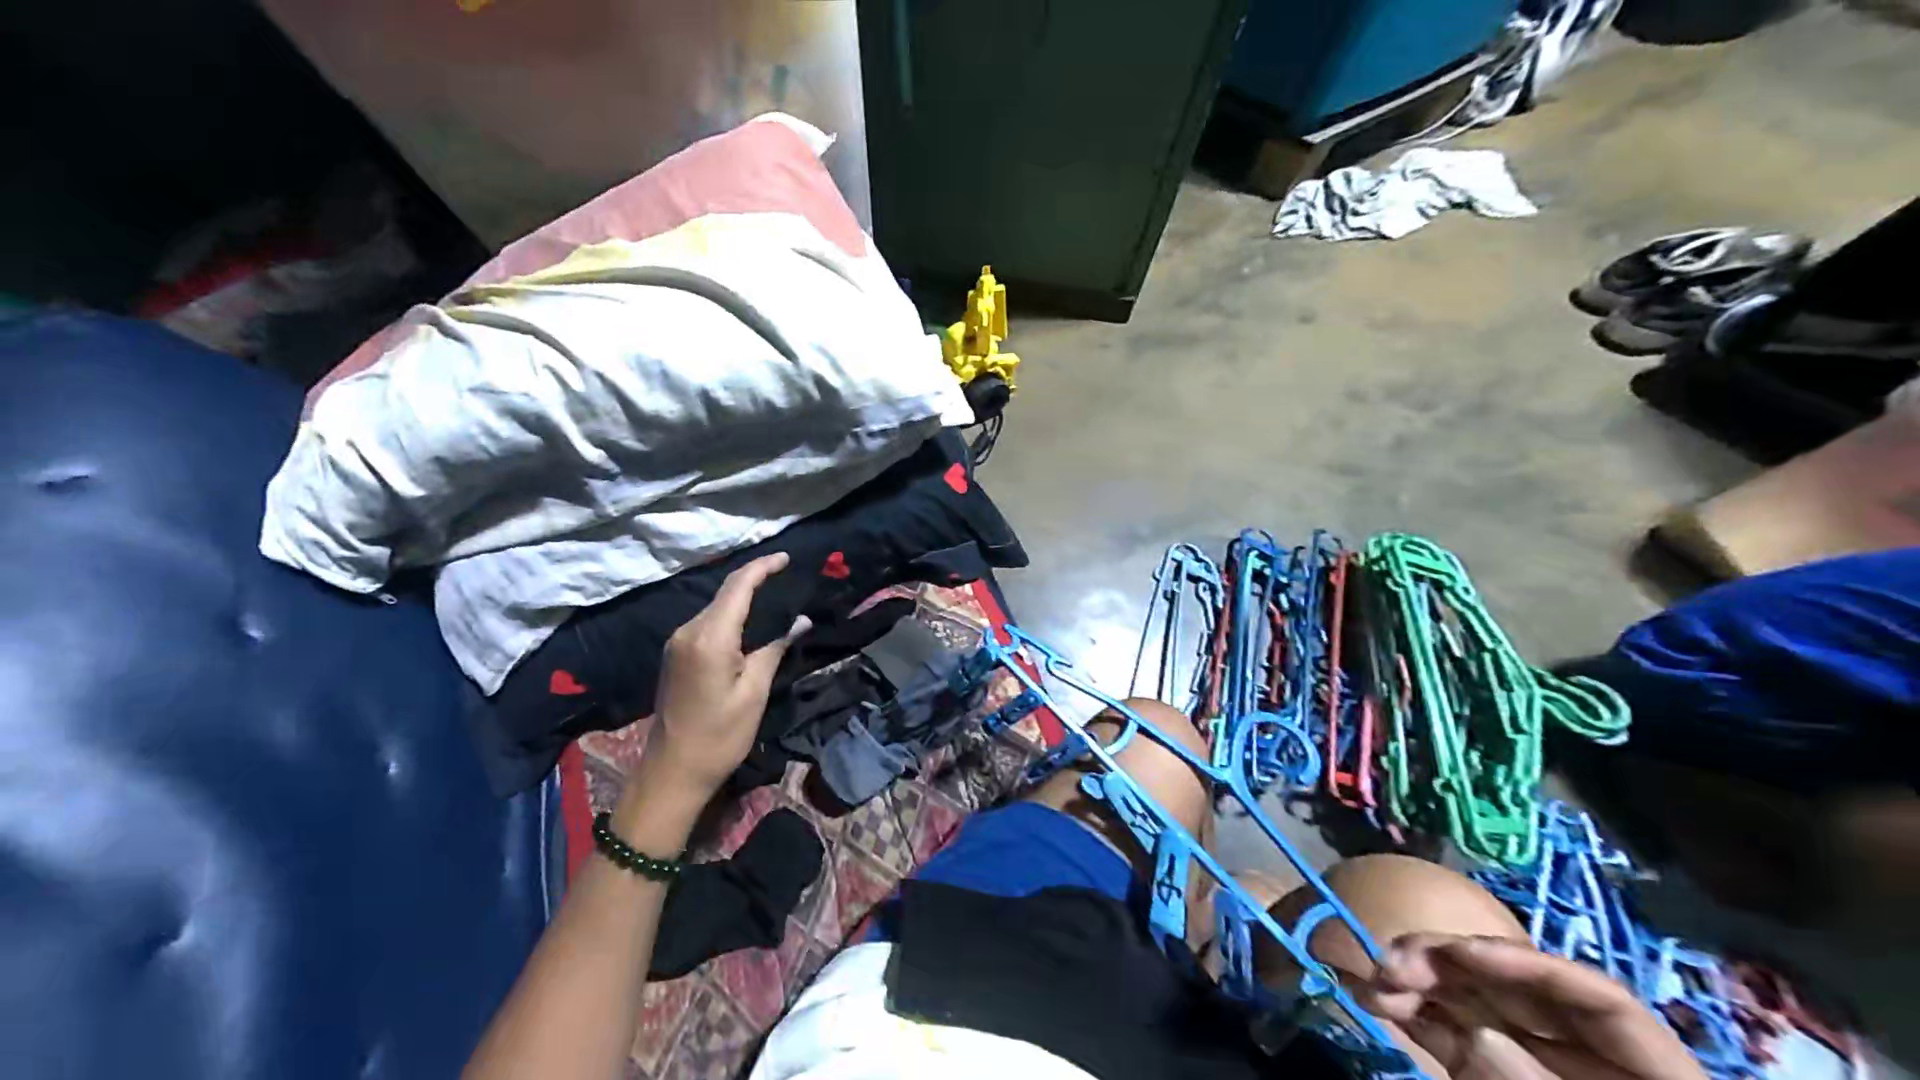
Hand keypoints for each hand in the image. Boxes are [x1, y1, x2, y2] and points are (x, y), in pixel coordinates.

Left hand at [640, 552, 809, 800]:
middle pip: (725, 593)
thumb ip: (775, 648)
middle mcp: (688, 631)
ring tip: (774, 596)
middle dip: (755, 580)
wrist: (672, 771)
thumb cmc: (720, 735)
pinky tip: (750, 621)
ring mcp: (677, 642)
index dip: (763, 567)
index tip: (787, 558)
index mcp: (710, 637)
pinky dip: (730, 615)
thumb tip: (799, 620)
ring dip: (742, 597)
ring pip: (715, 607)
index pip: (738, 587)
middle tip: (787, 576)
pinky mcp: (675, 654)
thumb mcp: (755, 692)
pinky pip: (707, 622)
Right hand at [1361, 934, 1706, 1079]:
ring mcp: (1526, 1061)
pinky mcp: (1482, 1070)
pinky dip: (1411, 1010)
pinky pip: (1448, 1029)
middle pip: (1518, 987)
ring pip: (1471, 998)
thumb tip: (1481, 1039)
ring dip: (1417, 980)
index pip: (1598, 1000)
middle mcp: (1583, 1057)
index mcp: (1648, 1077)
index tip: (1460, 953)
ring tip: (1374, 984)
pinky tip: (1378, 1001)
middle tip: (1392, 963)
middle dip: (1448, 963)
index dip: (1530, 964)